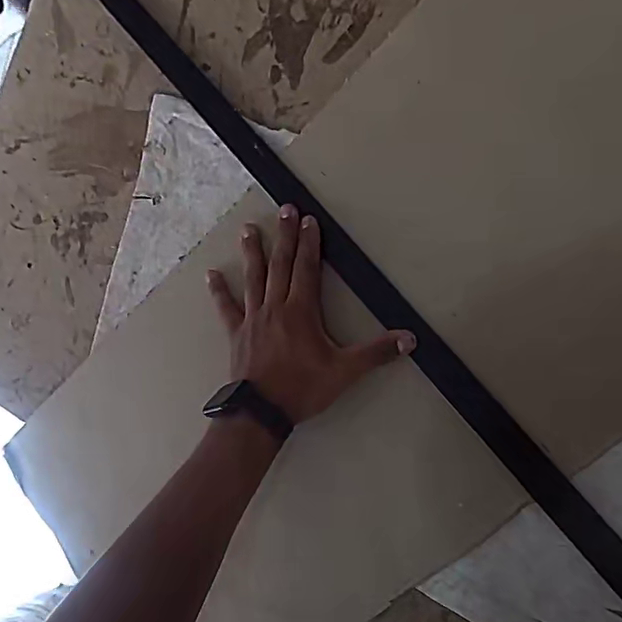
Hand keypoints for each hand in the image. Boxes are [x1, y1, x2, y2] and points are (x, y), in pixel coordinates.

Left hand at [206, 204, 415, 423]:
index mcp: (301, 312)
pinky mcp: (238, 335)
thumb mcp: (346, 371)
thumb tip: (409, 340)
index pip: (307, 269)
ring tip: (249, 229)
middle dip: (284, 236)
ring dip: (253, 253)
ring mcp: (253, 320)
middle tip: (284, 210)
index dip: (309, 244)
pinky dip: (220, 292)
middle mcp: (276, 308)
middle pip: (280, 265)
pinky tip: (212, 275)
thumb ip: (377, 353)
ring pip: (254, 279)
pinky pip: (227, 308)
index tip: (309, 221)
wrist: (262, 411)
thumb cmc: (303, 389)